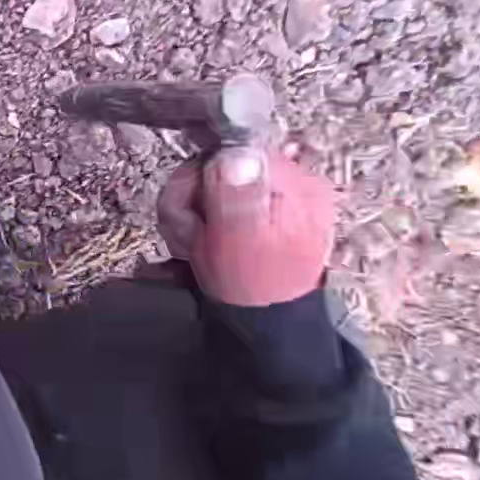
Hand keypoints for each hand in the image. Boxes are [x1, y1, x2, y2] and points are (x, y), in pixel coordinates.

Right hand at [155, 146, 336, 306]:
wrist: (259, 329)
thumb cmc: (254, 289)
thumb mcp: (241, 243)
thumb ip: (237, 197)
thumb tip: (236, 152)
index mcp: (296, 185)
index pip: (231, 149)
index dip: (200, 178)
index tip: (196, 214)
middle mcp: (283, 182)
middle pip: (211, 163)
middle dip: (187, 201)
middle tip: (191, 235)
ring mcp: (261, 196)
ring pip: (200, 181)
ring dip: (184, 214)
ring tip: (191, 244)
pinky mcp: (243, 209)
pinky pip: (202, 198)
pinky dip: (190, 222)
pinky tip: (195, 244)